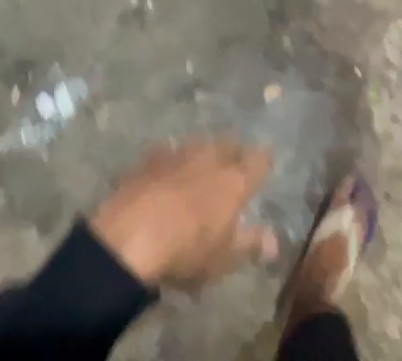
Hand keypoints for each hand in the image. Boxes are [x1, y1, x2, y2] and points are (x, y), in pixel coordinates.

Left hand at [89, 138, 278, 290]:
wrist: (128, 237)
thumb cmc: (186, 249)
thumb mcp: (224, 257)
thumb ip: (251, 243)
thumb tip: (273, 241)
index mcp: (234, 180)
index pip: (258, 161)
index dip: (264, 160)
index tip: (266, 159)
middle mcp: (209, 159)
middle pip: (228, 144)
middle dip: (234, 149)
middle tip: (235, 159)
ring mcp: (176, 155)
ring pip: (197, 143)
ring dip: (203, 150)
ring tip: (202, 160)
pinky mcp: (147, 161)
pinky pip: (166, 152)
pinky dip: (171, 158)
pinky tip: (167, 168)